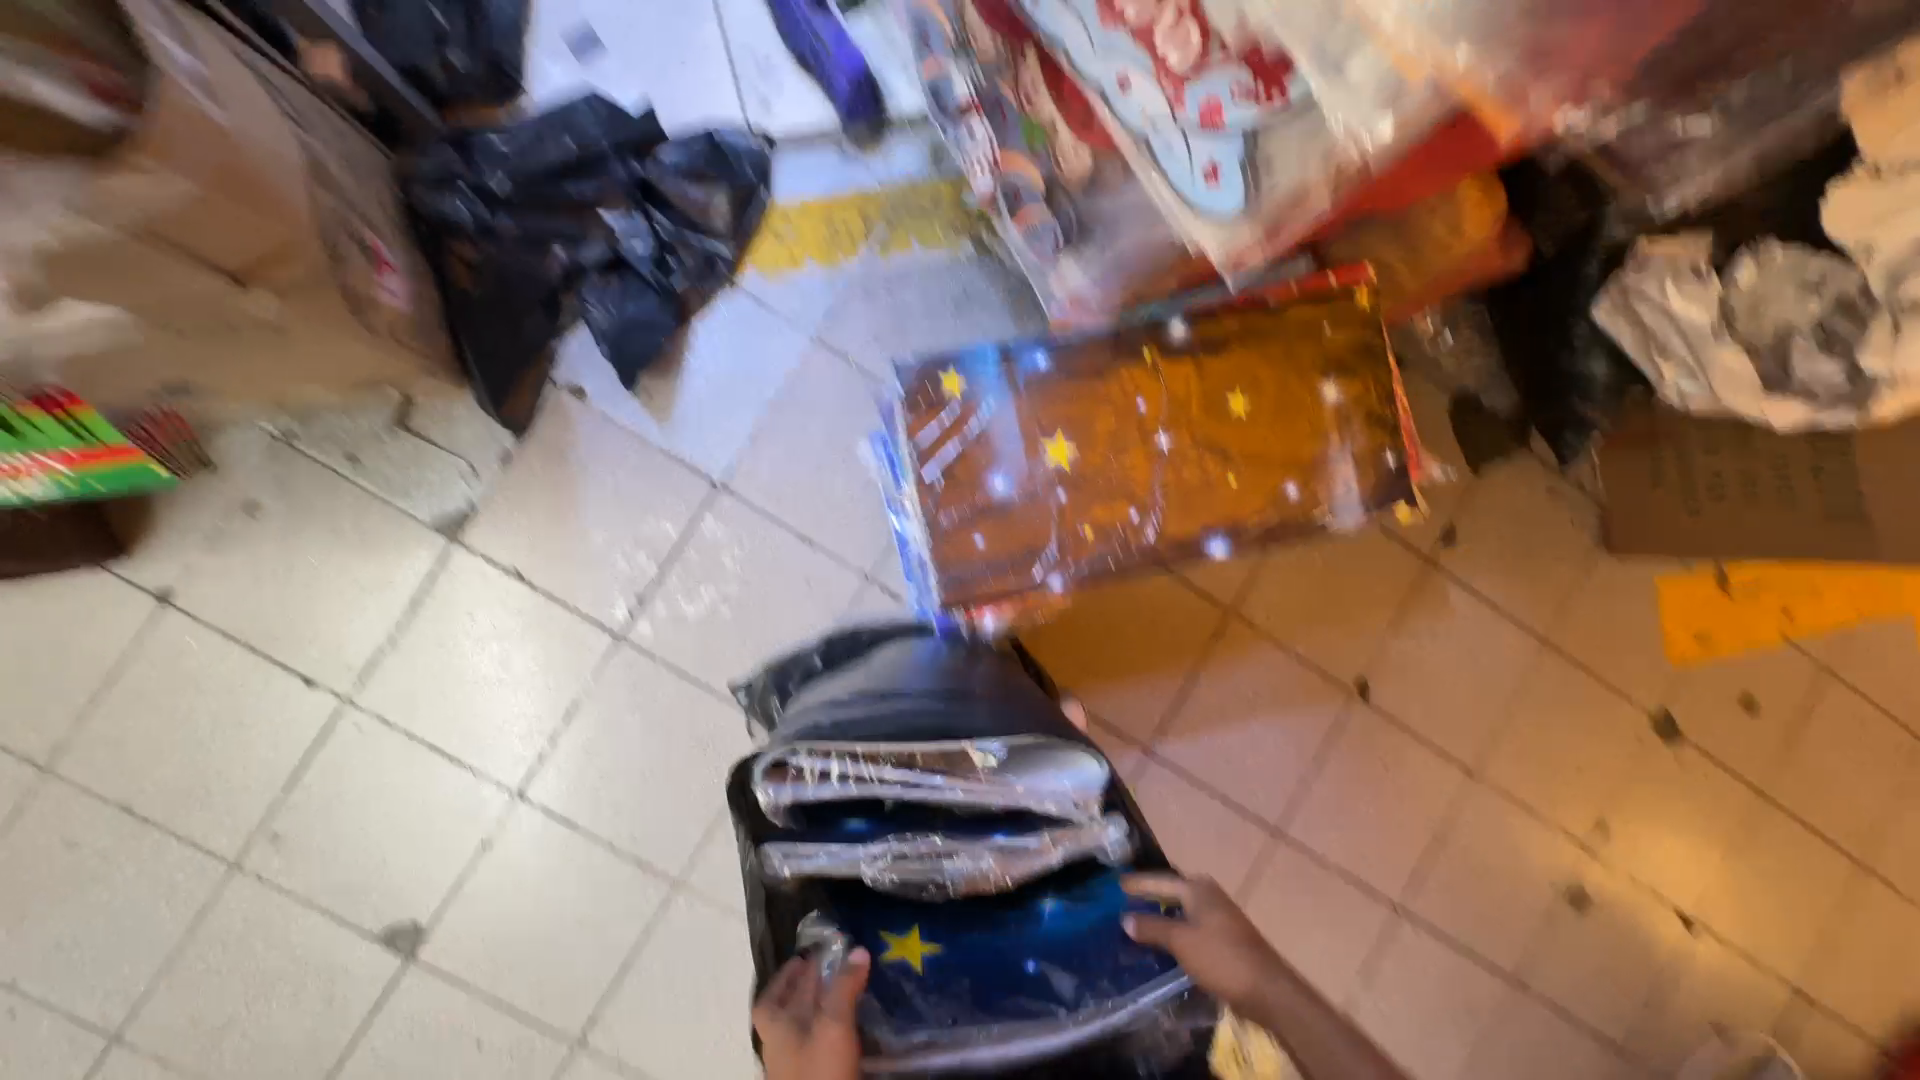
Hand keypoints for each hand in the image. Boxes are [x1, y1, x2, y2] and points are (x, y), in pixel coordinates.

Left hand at [754, 948, 870, 1079]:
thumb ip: (844, 986)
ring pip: (802, 1031)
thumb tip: (858, 950)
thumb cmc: (820, 1071)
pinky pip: (816, 1049)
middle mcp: (780, 1046)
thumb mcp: (834, 1024)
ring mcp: (793, 1068)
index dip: (786, 975)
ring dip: (819, 1011)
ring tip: (843, 995)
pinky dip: (829, 1034)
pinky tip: (847, 1032)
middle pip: (788, 1010)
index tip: (805, 957)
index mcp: (776, 1027)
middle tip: (832, 969)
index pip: (772, 994)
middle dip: (807, 988)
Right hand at [1121, 873, 1292, 1018]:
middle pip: (1171, 892)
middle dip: (1149, 897)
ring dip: (1161, 915)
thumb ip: (1152, 927)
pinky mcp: (1224, 936)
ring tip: (1137, 922)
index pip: (1159, 880)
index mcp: (1198, 889)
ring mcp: (1219, 916)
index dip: (1138, 884)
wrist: (1267, 990)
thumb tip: (1125, 918)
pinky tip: (1162, 942)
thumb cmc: (1221, 958)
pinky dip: (1174, 930)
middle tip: (1124, 902)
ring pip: (1182, 910)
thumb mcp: (1181, 941)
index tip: (1116, 885)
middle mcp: (1209, 895)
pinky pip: (1190, 926)